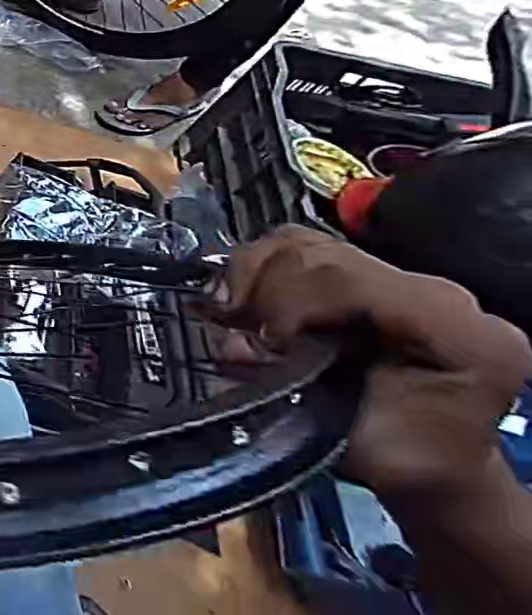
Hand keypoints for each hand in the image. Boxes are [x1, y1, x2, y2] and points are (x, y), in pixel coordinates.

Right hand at [226, 226, 531, 503]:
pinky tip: (245, 302)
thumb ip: (305, 388)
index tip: (261, 342)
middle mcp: (438, 295)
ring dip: (247, 278)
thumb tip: (237, 347)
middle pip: (314, 254)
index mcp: (465, 336)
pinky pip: (290, 246)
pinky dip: (252, 270)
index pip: (349, 280)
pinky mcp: (359, 271)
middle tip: (236, 327)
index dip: (286, 302)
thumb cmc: (400, 456)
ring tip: (236, 316)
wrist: (424, 457)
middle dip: (259, 289)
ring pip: (293, 243)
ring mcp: (397, 277)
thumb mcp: (363, 440)